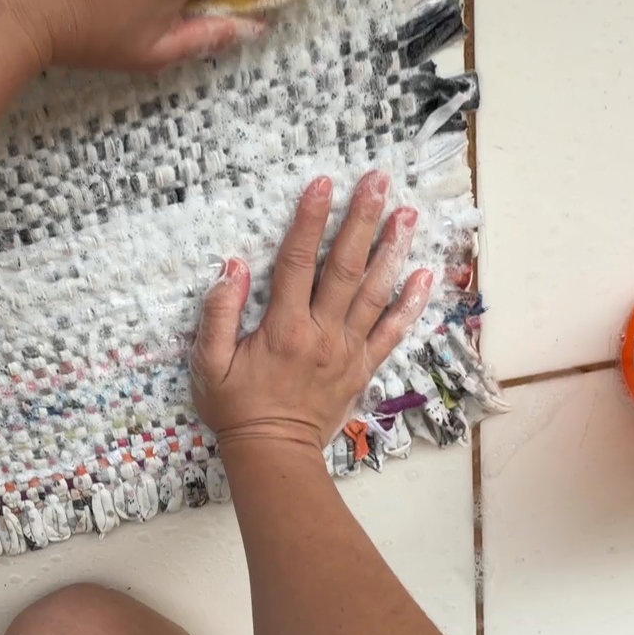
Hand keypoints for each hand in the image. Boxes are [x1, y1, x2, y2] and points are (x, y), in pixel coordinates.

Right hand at [191, 172, 433, 455]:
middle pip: (346, 266)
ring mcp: (348, 350)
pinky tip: (425, 276)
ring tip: (408, 214)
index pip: (298, 261)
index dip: (310, 219)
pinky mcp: (362, 367)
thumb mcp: (209, 363)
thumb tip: (232, 268)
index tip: (323, 184)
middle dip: (363, 219)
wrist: (272, 452)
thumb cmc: (235, 406)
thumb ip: (219, 314)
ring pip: (375, 292)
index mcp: (283, 328)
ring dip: (392, 250)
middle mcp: (322, 333)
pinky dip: (410, 303)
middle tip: (379, 181)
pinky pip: (392, 332)